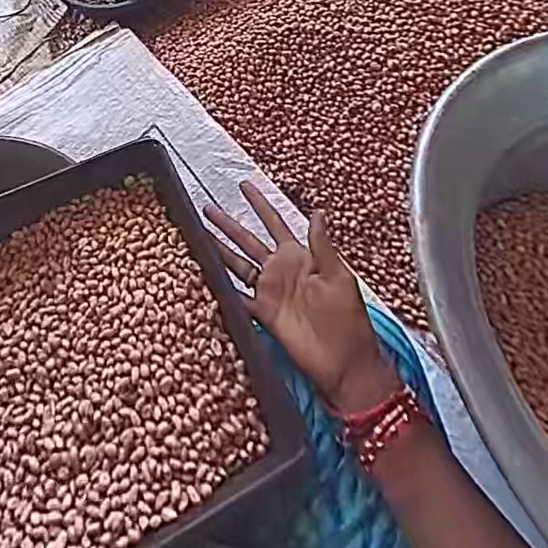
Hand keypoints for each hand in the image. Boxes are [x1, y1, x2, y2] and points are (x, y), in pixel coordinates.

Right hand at [205, 181, 399, 414]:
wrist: (346, 362)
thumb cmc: (348, 319)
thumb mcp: (339, 277)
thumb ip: (322, 246)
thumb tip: (318, 212)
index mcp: (298, 257)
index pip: (274, 223)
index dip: (259, 204)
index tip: (244, 186)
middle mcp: (280, 270)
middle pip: (247, 241)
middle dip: (228, 225)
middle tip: (207, 209)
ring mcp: (269, 292)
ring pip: (237, 265)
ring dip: (218, 251)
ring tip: (198, 235)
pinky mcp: (262, 314)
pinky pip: (237, 298)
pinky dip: (222, 288)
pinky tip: (206, 277)